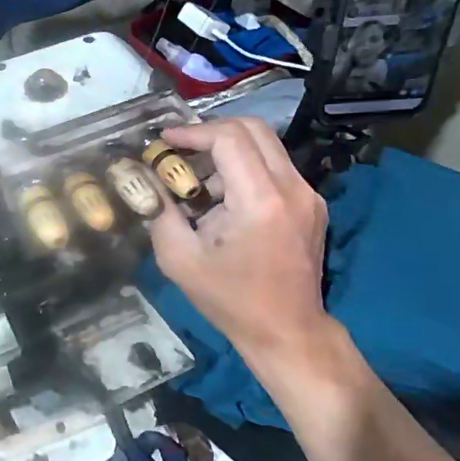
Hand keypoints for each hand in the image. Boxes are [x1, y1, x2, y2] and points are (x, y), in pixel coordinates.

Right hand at [148, 117, 331, 359]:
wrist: (288, 332)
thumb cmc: (230, 299)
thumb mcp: (179, 258)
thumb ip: (160, 211)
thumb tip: (149, 179)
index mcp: (261, 200)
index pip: (229, 138)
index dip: (193, 132)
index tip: (165, 141)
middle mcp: (292, 188)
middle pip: (253, 129)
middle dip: (211, 130)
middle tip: (181, 148)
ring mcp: (308, 195)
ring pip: (266, 145)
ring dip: (228, 150)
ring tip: (197, 178)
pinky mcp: (311, 204)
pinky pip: (275, 166)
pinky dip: (245, 167)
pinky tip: (222, 196)